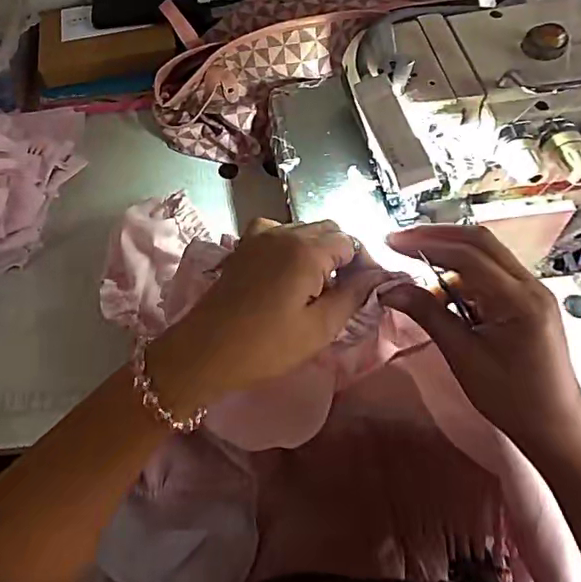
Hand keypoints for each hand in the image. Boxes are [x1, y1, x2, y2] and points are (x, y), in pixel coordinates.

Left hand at [146, 219, 393, 414]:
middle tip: (342, 292)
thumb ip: (352, 296)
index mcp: (306, 249)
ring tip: (315, 289)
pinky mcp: (243, 246)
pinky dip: (290, 248)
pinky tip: (286, 276)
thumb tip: (376, 276)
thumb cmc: (265, 346)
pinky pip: (278, 234)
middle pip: (327, 230)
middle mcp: (283, 231)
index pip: (350, 242)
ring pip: (303, 230)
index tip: (364, 292)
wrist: (204, 352)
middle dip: (341, 255)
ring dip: (316, 251)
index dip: (362, 264)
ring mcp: (259, 235)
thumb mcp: (319, 329)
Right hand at [381, 225, 580, 455]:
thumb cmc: (511, 399)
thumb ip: (428, 314)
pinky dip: (463, 271)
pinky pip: (492, 272)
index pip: (468, 255)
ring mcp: (533, 290)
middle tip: (399, 239)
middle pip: (480, 241)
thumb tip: (391, 289)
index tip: (392, 241)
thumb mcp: (463, 356)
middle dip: (436, 236)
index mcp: (519, 300)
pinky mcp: (529, 300)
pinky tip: (441, 283)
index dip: (425, 243)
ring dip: (449, 251)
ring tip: (413, 258)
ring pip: (487, 253)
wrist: (556, 426)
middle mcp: (531, 285)